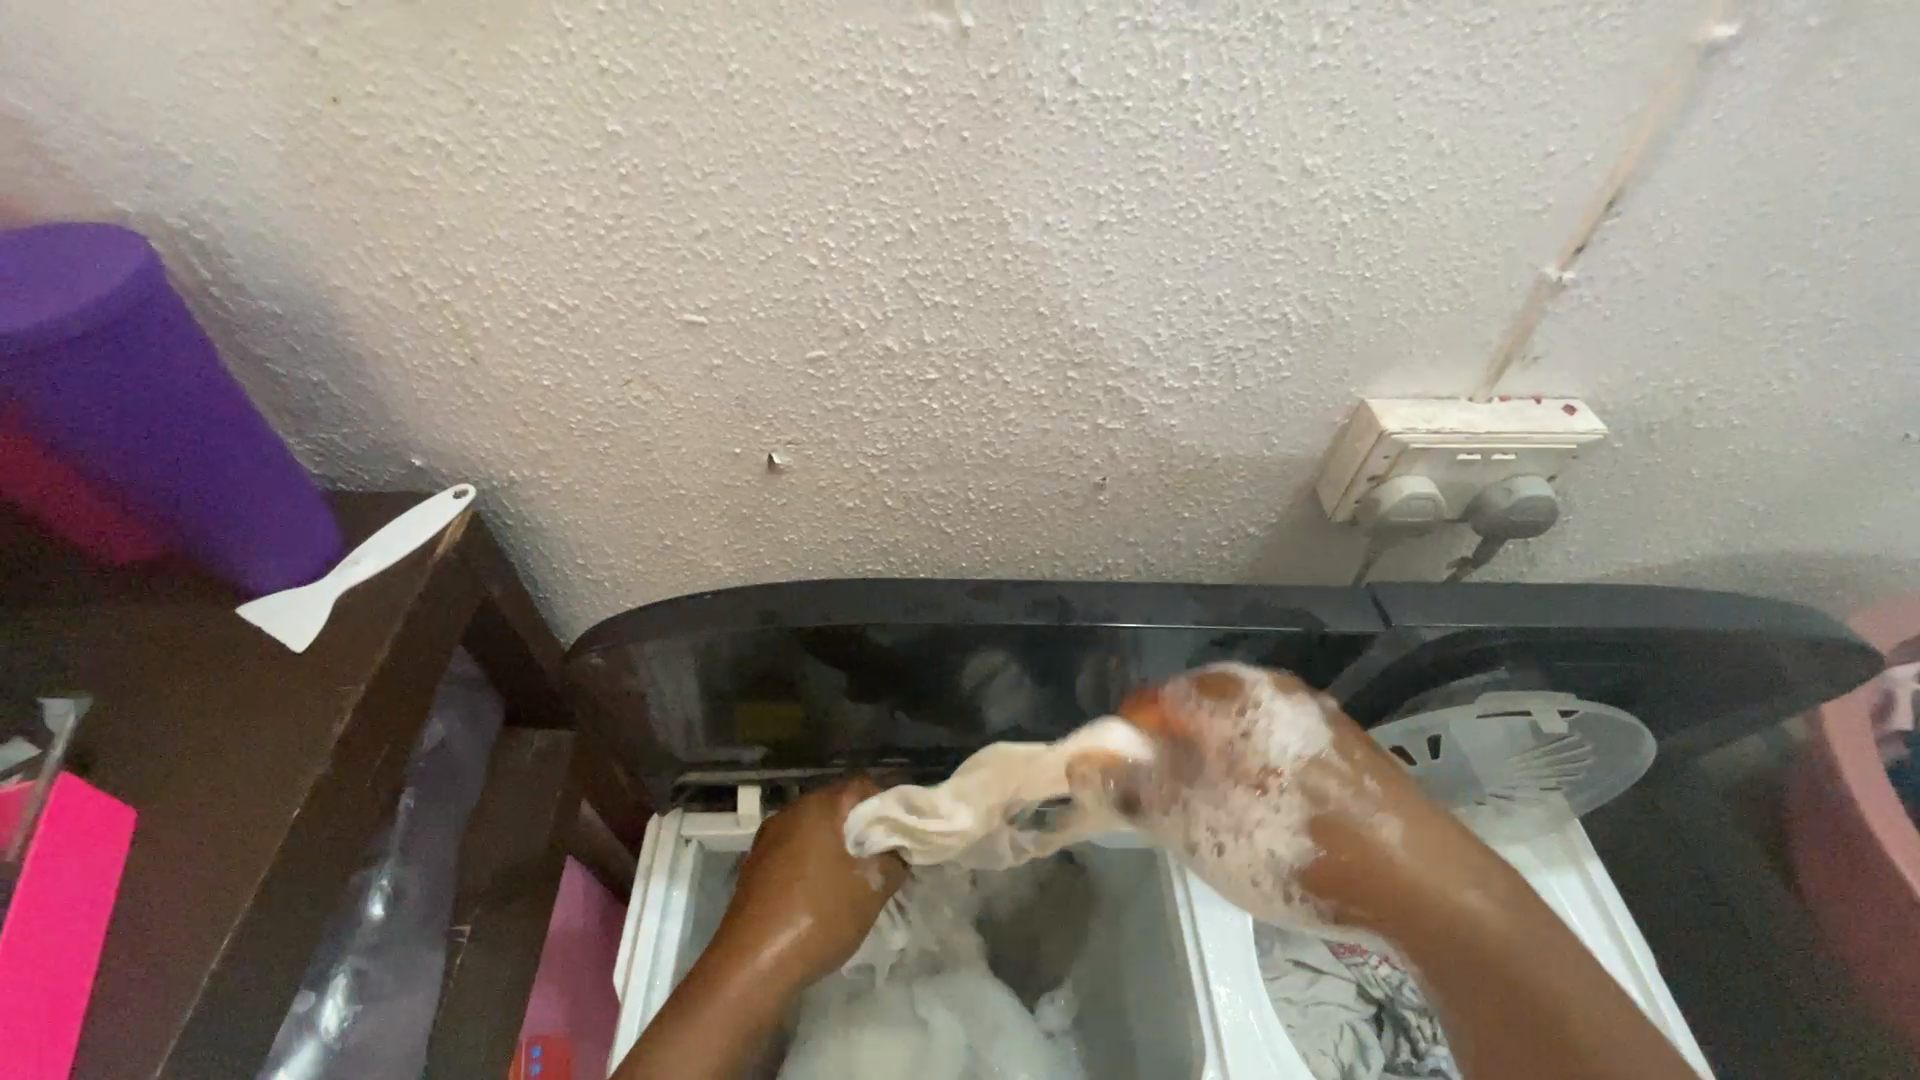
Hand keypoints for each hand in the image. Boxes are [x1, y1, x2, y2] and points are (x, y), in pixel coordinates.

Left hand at [709, 775, 909, 991]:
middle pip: (835, 807)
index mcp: (817, 808)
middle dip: (862, 829)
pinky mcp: (755, 869)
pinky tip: (824, 896)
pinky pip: (794, 853)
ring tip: (857, 879)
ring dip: (837, 848)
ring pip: (814, 832)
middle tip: (884, 857)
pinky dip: (814, 864)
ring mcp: (767, 842)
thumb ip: (893, 862)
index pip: (861, 786)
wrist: (750, 967)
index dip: (887, 804)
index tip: (901, 832)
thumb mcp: (870, 891)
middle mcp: (788, 814)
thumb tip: (898, 853)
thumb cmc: (817, 916)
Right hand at [1069, 663, 1501, 934]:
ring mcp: (1312, 711)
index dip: (1127, 745)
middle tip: (1169, 808)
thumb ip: (1132, 790)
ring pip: (1236, 729)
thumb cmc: (1290, 847)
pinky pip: (1275, 745)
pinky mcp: (1343, 741)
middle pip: (1193, 712)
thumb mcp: (1195, 827)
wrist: (1425, 884)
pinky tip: (1269, 818)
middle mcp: (1268, 687)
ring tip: (1218, 819)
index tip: (1125, 790)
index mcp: (1226, 695)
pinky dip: (1254, 771)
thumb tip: (1082, 763)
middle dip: (1171, 757)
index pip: (1149, 703)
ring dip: (1212, 765)